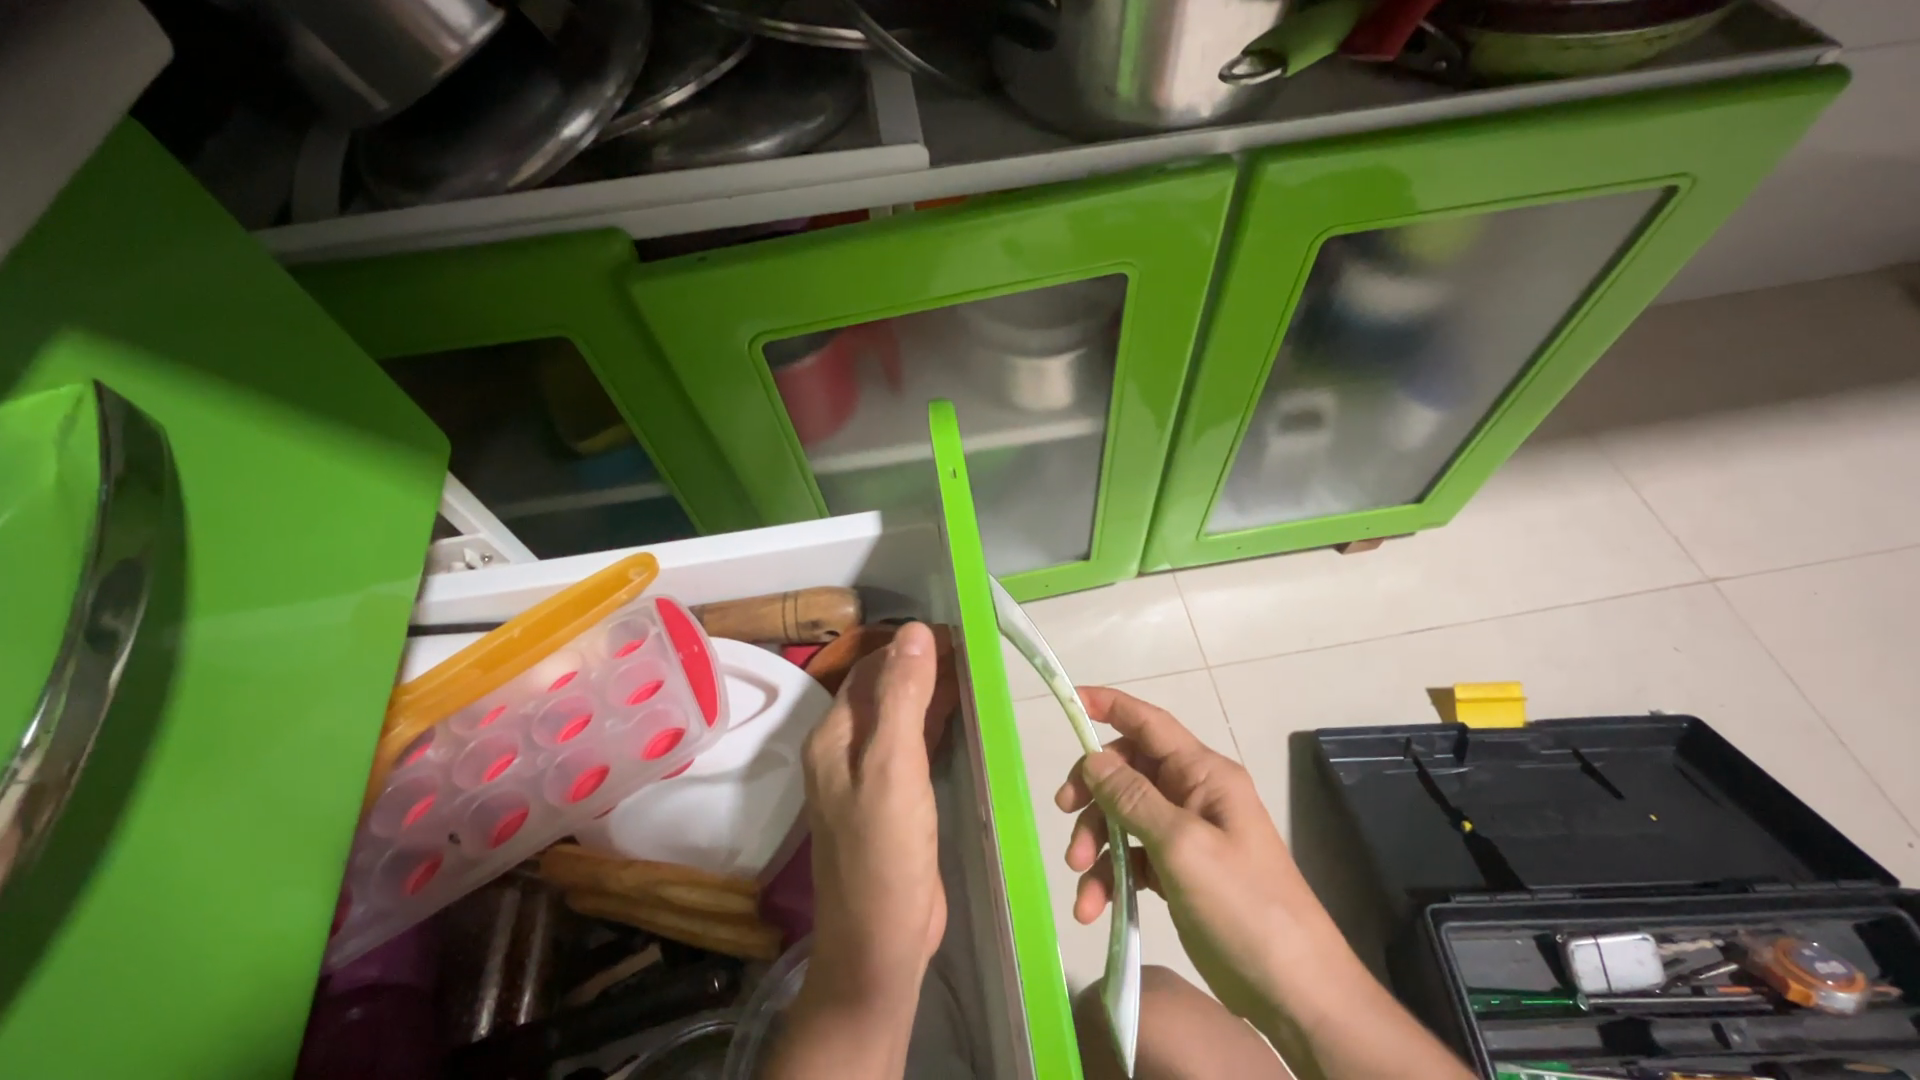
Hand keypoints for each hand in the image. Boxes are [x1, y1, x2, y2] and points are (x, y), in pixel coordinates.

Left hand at [798, 620, 946, 1016]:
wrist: (881, 942)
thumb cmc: (884, 852)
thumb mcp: (893, 767)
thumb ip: (901, 697)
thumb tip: (914, 631)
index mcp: (834, 737)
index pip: (872, 669)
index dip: (910, 646)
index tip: (959, 632)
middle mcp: (846, 750)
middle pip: (886, 690)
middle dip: (925, 664)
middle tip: (977, 649)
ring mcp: (870, 778)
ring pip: (902, 717)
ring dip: (934, 692)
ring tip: (978, 672)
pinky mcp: (895, 801)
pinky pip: (915, 748)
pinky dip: (939, 725)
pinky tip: (967, 717)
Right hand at [1056, 687, 1326, 1026]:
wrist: (1293, 989)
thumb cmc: (1244, 905)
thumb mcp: (1183, 846)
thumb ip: (1134, 799)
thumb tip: (1094, 760)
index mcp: (1204, 775)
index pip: (1150, 724)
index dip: (1110, 706)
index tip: (1069, 700)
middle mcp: (1193, 796)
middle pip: (1127, 773)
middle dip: (1092, 794)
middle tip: (1065, 815)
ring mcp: (1186, 837)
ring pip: (1123, 819)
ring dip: (1096, 846)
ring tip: (1081, 885)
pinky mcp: (1178, 874)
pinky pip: (1132, 859)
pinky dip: (1109, 878)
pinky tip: (1095, 908)